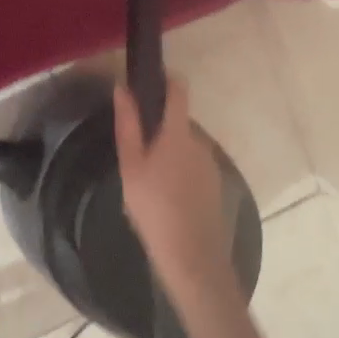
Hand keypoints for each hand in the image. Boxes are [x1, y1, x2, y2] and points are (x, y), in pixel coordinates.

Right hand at [113, 80, 234, 301]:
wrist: (193, 257)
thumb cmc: (154, 208)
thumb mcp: (131, 166)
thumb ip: (128, 125)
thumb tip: (122, 88)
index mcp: (177, 132)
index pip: (178, 90)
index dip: (166, 80)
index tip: (150, 82)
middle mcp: (199, 141)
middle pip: (178, 122)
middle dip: (160, 130)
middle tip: (138, 155)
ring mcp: (211, 164)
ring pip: (186, 147)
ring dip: (170, 154)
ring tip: (150, 182)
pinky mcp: (216, 185)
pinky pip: (195, 168)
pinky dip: (181, 174)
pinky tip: (167, 198)